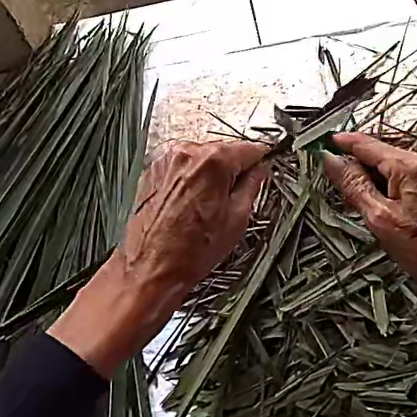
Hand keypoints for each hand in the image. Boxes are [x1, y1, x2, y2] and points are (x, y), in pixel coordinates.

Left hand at [49, 140, 269, 375]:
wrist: (151, 267)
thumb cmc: (188, 251)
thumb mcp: (237, 219)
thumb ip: (253, 185)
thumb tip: (259, 171)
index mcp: (213, 161)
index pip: (249, 148)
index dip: (261, 160)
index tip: (264, 167)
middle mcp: (187, 153)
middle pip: (223, 150)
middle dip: (233, 170)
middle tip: (234, 198)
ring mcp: (166, 160)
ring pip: (202, 158)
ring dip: (210, 174)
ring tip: (208, 207)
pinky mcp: (152, 170)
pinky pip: (182, 167)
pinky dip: (190, 180)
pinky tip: (190, 206)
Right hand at [322, 132, 416, 337]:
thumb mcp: (380, 219)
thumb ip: (353, 185)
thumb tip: (330, 160)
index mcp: (409, 166)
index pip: (365, 144)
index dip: (339, 143)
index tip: (318, 144)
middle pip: (377, 153)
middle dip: (353, 164)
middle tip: (331, 180)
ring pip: (389, 167)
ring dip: (368, 178)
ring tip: (353, 200)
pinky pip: (402, 178)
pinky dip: (384, 187)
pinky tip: (376, 206)